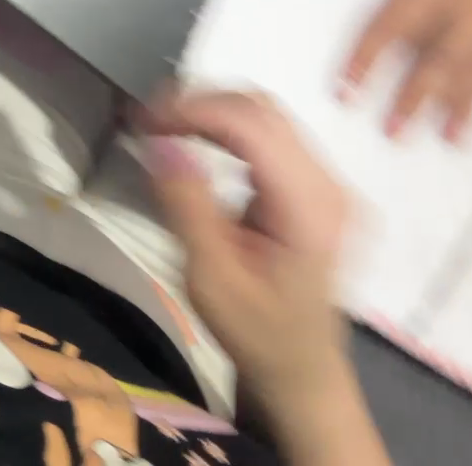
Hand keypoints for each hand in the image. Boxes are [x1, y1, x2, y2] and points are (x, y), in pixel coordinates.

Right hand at [142, 90, 352, 417]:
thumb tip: (161, 143)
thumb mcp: (210, 277)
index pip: (251, 126)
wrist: (301, 368)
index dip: (192, 110)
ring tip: (161, 126)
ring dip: (207, 109)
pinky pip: (266, 132)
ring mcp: (325, 182)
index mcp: (310, 207)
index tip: (142, 123)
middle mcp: (328, 184)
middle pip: (260, 109)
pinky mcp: (312, 185)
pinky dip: (221, 124)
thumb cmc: (254, 329)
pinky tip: (191, 137)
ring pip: (262, 113)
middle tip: (146, 122)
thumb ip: (188, 206)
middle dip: (197, 102)